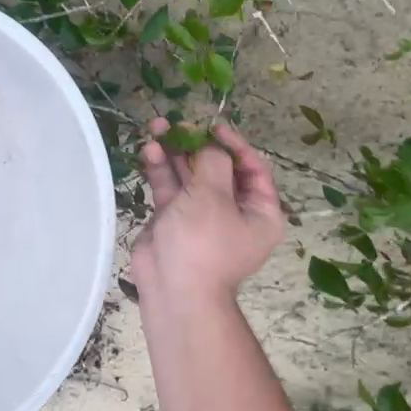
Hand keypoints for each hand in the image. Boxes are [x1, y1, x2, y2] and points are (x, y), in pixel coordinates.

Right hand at [129, 119, 286, 309]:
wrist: (175, 288)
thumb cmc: (204, 242)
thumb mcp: (213, 196)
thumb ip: (213, 163)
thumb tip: (210, 146)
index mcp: (259, 211)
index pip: (253, 169)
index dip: (234, 144)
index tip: (212, 126)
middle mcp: (233, 211)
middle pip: (217, 168)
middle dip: (196, 144)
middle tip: (178, 123)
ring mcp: (200, 215)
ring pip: (189, 175)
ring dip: (174, 152)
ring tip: (157, 127)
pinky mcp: (173, 218)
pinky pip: (170, 187)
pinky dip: (161, 169)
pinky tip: (150, 150)